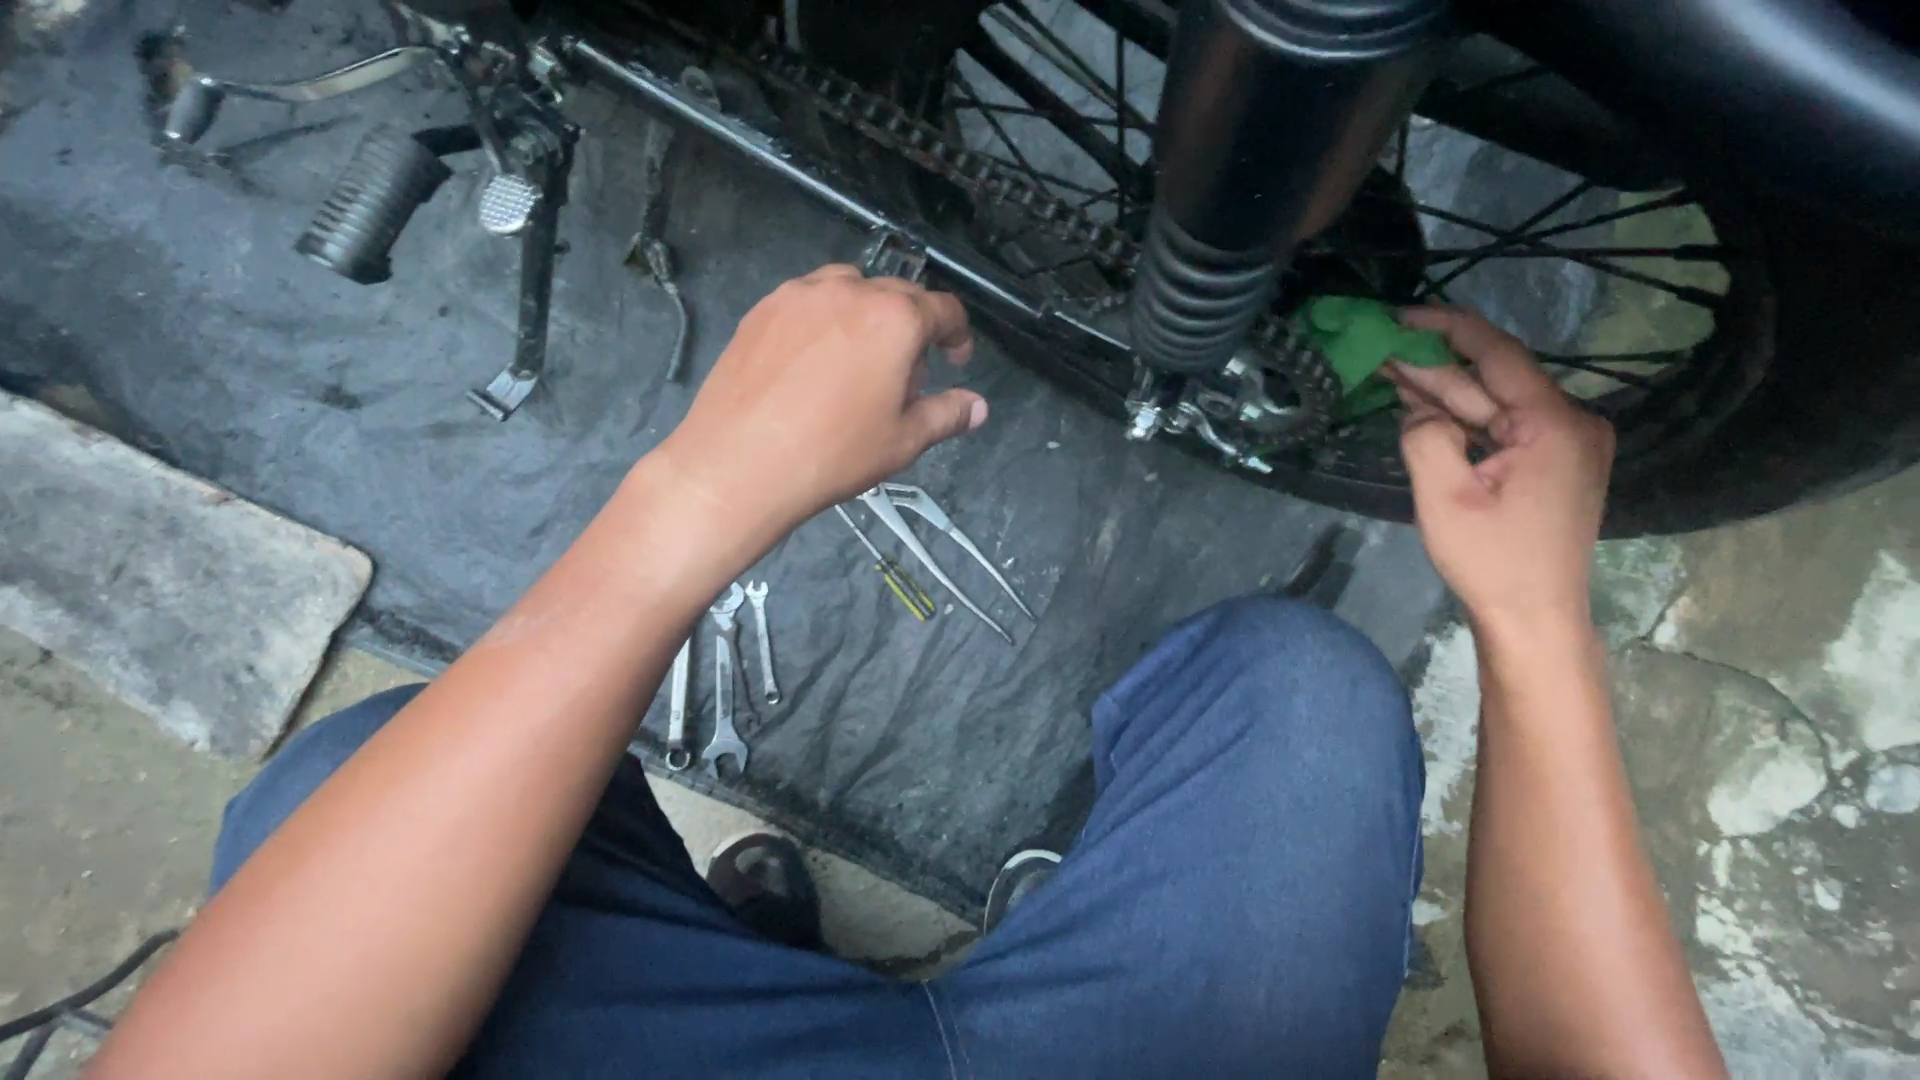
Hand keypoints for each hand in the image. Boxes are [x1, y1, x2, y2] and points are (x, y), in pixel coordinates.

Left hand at [655, 265, 983, 532]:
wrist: (739, 462)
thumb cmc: (833, 453)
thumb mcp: (903, 441)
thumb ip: (947, 415)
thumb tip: (978, 407)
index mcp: (895, 319)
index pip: (944, 310)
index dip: (958, 336)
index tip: (956, 361)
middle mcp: (851, 291)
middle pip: (898, 295)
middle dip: (913, 329)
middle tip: (905, 377)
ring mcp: (801, 294)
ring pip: (851, 290)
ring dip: (868, 316)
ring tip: (859, 363)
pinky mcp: (764, 308)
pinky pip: (809, 301)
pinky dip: (826, 320)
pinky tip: (815, 363)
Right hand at [1390, 307, 1614, 639]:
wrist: (1534, 618)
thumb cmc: (1491, 561)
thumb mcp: (1445, 498)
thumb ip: (1426, 438)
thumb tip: (1419, 410)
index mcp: (1553, 424)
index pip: (1498, 354)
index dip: (1448, 328)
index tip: (1402, 313)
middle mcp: (1572, 423)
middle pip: (1494, 381)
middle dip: (1435, 365)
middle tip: (1381, 346)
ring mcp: (1566, 445)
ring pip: (1495, 405)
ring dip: (1445, 392)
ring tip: (1391, 370)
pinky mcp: (1554, 465)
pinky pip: (1502, 428)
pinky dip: (1463, 419)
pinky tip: (1424, 409)